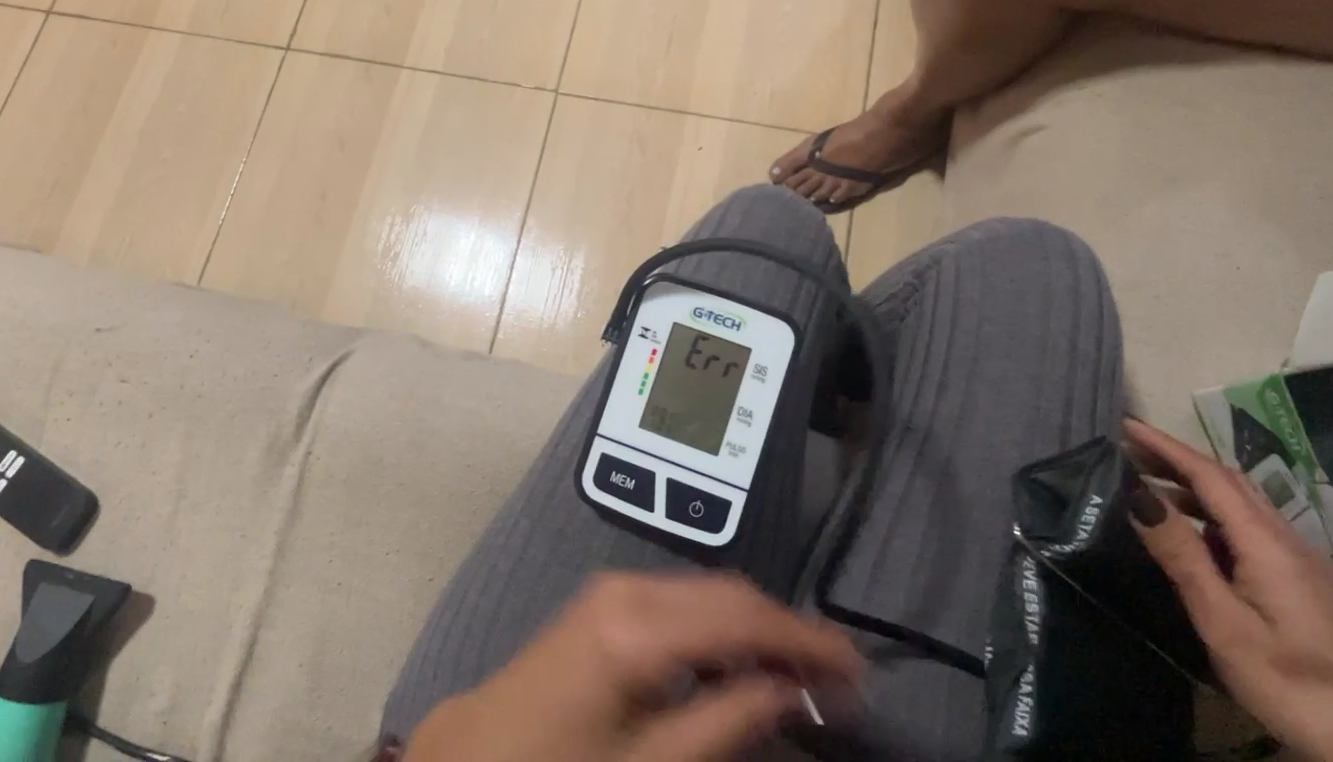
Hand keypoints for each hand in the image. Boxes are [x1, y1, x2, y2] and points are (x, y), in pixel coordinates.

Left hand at [402, 572, 861, 761]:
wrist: (475, 753)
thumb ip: (728, 720)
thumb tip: (793, 688)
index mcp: (638, 624)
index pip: (745, 615)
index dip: (807, 639)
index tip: (857, 670)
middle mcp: (629, 588)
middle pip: (731, 593)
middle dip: (786, 629)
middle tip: (837, 678)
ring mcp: (614, 587)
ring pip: (710, 592)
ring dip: (756, 627)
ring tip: (798, 674)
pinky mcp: (606, 599)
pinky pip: (682, 599)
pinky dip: (721, 625)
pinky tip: (739, 660)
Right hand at [1123, 419, 1332, 761]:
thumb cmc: (1293, 684)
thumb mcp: (1224, 623)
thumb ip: (1182, 556)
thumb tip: (1137, 494)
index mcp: (1269, 545)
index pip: (1210, 476)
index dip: (1164, 446)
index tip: (1121, 423)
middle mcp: (1291, 542)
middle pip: (1231, 483)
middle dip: (1178, 458)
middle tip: (1126, 448)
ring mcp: (1308, 564)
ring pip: (1246, 506)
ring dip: (1196, 485)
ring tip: (1149, 485)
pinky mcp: (1313, 586)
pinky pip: (1257, 529)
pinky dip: (1216, 512)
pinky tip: (1198, 534)